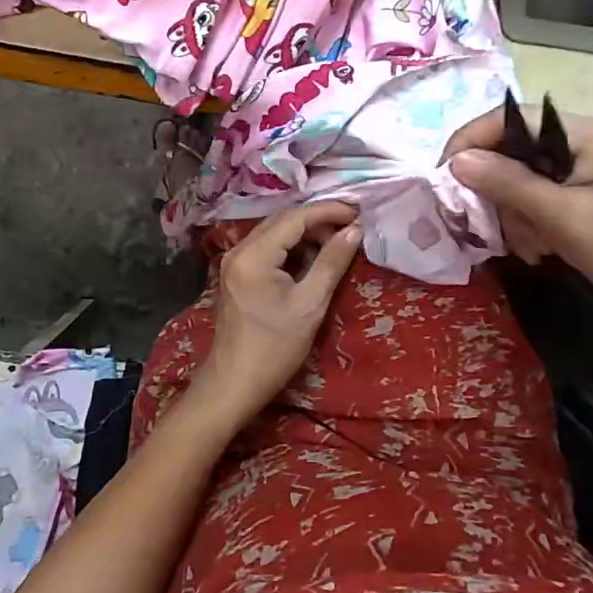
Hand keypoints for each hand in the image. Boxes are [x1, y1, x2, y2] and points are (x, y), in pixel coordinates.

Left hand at [194, 201, 363, 421]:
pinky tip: (313, 256)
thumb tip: (354, 230)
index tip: (359, 212)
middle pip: (282, 220)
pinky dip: (291, 246)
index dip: (329, 211)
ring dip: (305, 232)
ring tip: (337, 241)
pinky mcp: (236, 273)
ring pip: (274, 232)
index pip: (295, 217)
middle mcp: (239, 249)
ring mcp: (234, 261)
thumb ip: (332, 262)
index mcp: (254, 255)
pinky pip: (267, 247)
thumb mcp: (310, 304)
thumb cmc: (275, 347)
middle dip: (318, 219)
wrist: (235, 381)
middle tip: (352, 227)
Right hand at [444, 109, 592, 347]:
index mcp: (587, 134)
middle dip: (500, 194)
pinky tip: (544, 253)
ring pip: (522, 185)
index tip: (442, 178)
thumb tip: (456, 160)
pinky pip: (540, 206)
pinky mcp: (588, 203)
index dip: (471, 142)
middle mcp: (585, 145)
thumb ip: (509, 185)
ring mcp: (588, 176)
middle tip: (501, 230)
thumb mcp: (566, 218)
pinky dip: (532, 228)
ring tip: (535, 250)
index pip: (512, 120)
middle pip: (514, 154)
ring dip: (516, 218)